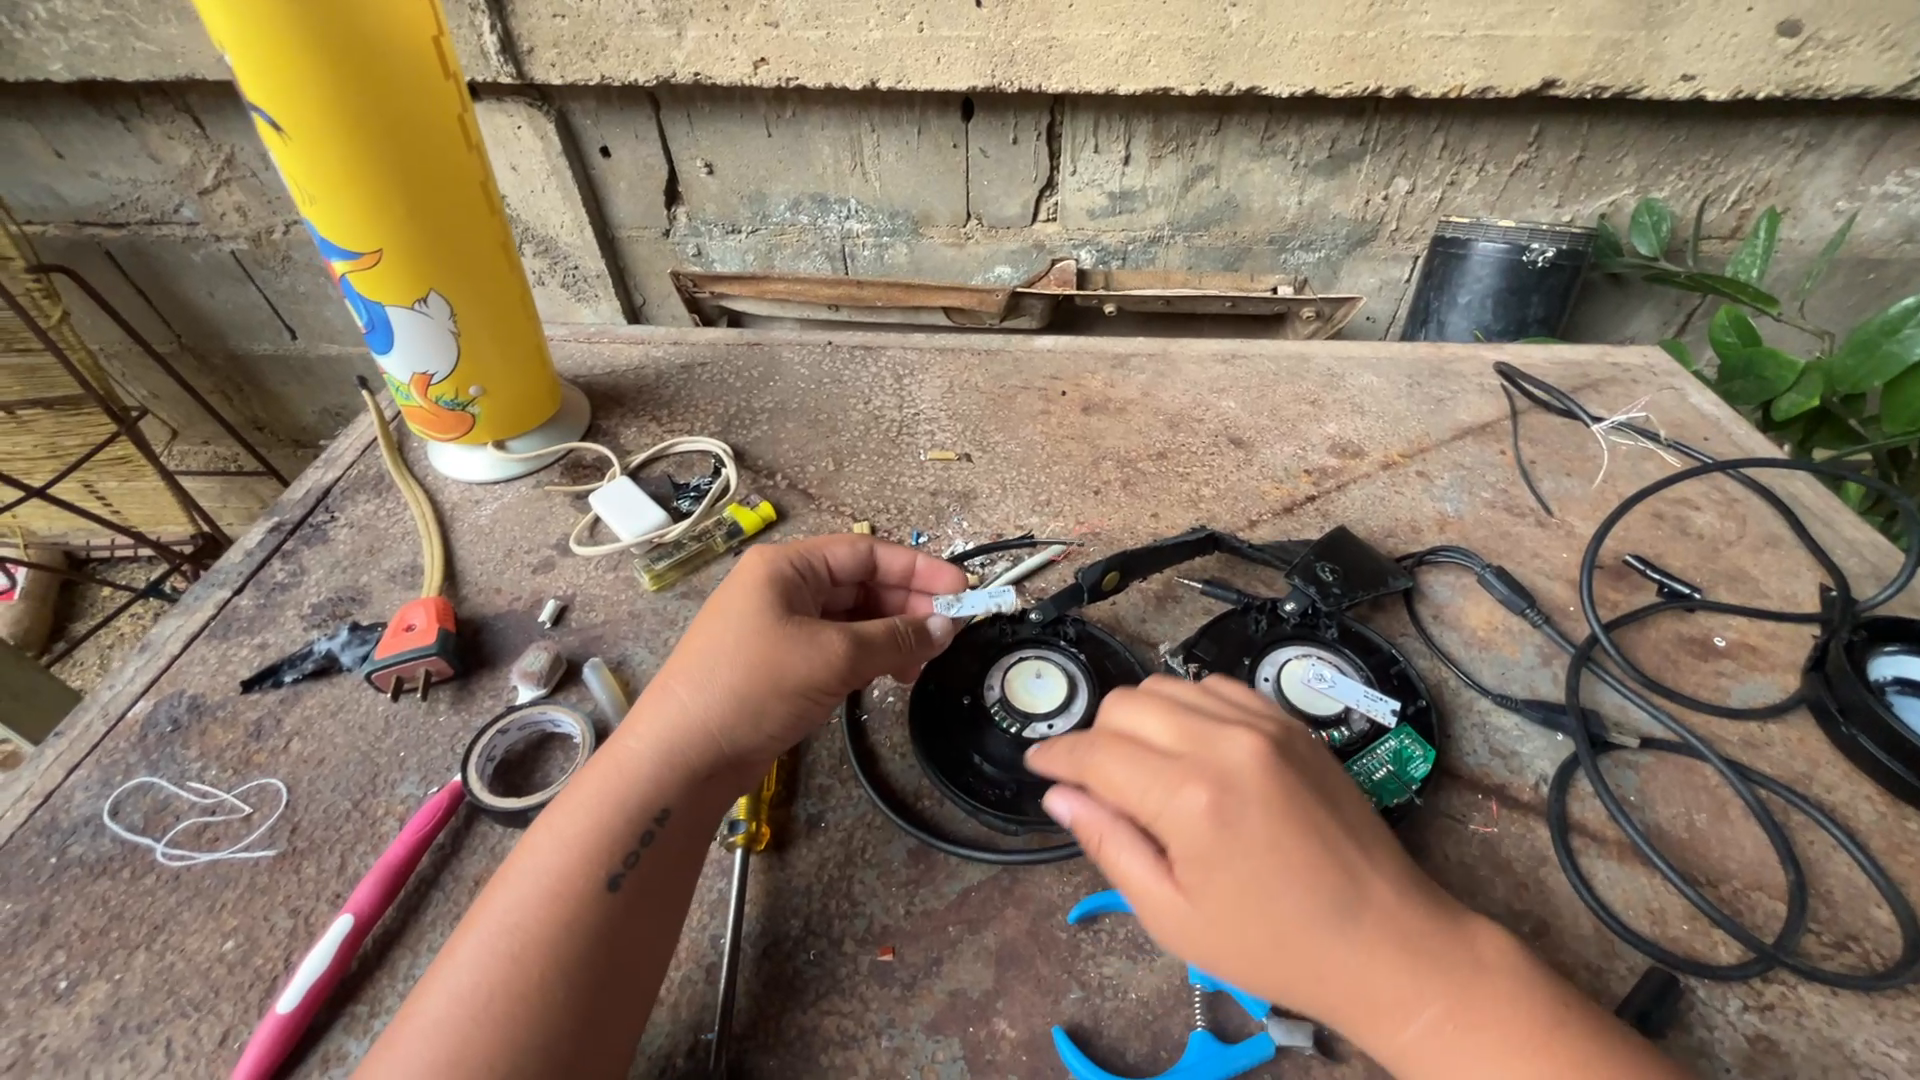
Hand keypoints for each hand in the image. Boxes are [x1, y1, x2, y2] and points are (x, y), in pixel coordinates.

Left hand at [631, 534, 964, 781]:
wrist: (683, 757)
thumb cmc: (754, 687)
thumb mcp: (833, 656)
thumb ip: (895, 638)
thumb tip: (946, 629)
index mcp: (788, 567)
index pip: (866, 553)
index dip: (918, 569)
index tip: (961, 590)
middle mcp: (784, 588)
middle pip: (861, 585)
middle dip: (908, 607)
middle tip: (949, 633)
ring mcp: (780, 627)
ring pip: (852, 620)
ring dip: (891, 637)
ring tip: (923, 664)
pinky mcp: (781, 664)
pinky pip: (837, 649)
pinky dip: (868, 658)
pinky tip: (891, 677)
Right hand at [1025, 675, 1475, 1034]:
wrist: (1388, 942)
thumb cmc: (1271, 945)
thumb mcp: (1171, 915)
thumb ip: (1107, 844)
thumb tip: (1059, 795)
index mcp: (1189, 798)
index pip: (1095, 752)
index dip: (1055, 755)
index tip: (1037, 763)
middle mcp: (1222, 743)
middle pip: (1124, 705)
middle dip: (1095, 738)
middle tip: (1098, 782)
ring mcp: (1262, 724)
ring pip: (1165, 686)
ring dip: (1138, 719)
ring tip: (1144, 765)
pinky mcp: (1289, 722)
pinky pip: (1214, 686)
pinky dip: (1186, 708)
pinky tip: (1191, 746)